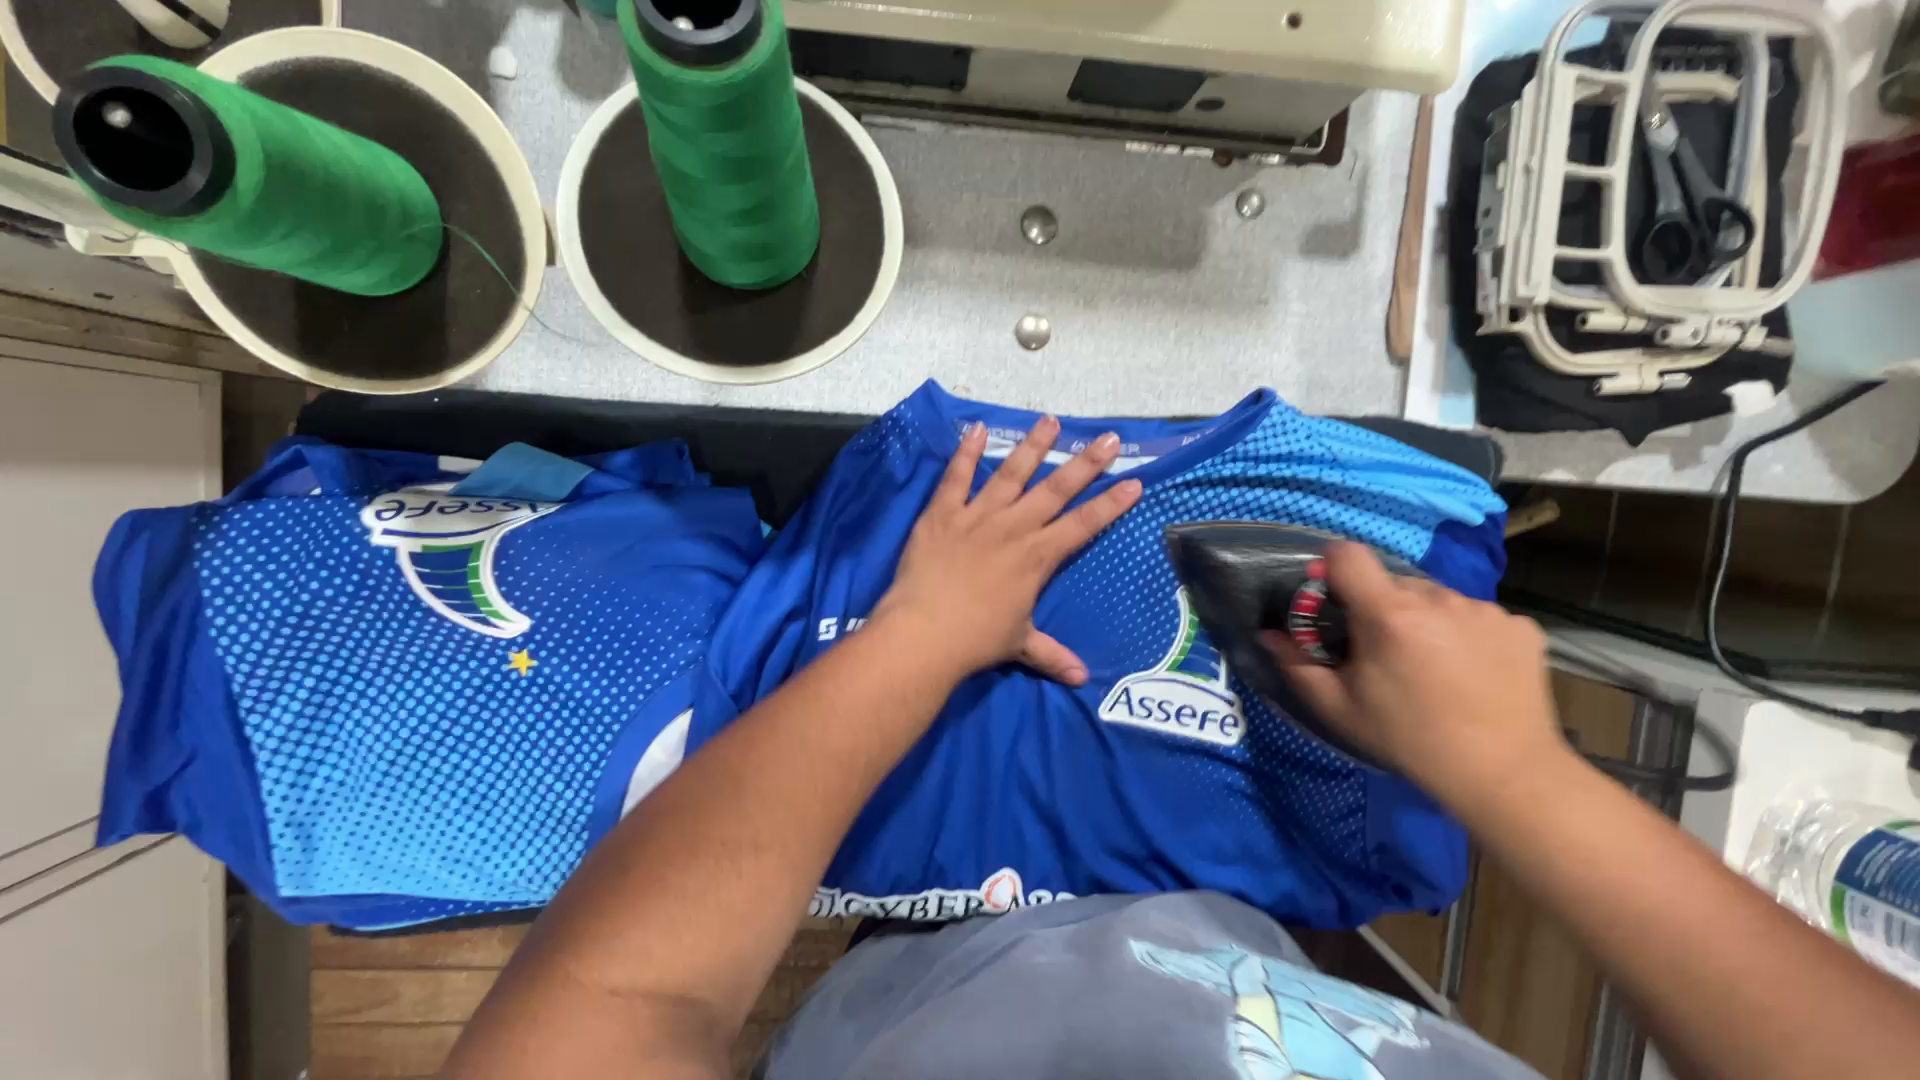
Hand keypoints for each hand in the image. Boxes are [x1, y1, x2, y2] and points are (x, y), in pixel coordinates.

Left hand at [871, 416, 1143, 685]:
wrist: (924, 632)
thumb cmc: (976, 640)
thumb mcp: (1020, 645)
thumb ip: (1052, 656)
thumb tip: (1083, 679)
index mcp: (1037, 557)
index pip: (1083, 524)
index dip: (1111, 503)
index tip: (1134, 481)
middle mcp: (1014, 528)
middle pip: (1056, 489)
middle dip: (1086, 463)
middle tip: (1108, 438)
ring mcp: (977, 516)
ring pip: (1011, 473)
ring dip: (1033, 446)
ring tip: (1050, 420)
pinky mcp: (943, 513)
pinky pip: (957, 477)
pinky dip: (966, 452)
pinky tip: (976, 429)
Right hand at [1263, 542, 1564, 798]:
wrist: (1503, 772)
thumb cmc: (1408, 739)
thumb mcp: (1338, 707)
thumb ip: (1297, 664)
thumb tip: (1269, 634)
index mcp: (1388, 614)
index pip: (1348, 555)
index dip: (1332, 569)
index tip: (1332, 598)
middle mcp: (1438, 599)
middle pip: (1393, 582)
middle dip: (1380, 606)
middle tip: (1383, 651)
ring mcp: (1485, 610)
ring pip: (1437, 599)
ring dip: (1424, 619)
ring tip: (1431, 665)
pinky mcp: (1520, 626)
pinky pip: (1476, 616)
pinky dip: (1466, 634)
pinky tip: (1470, 672)